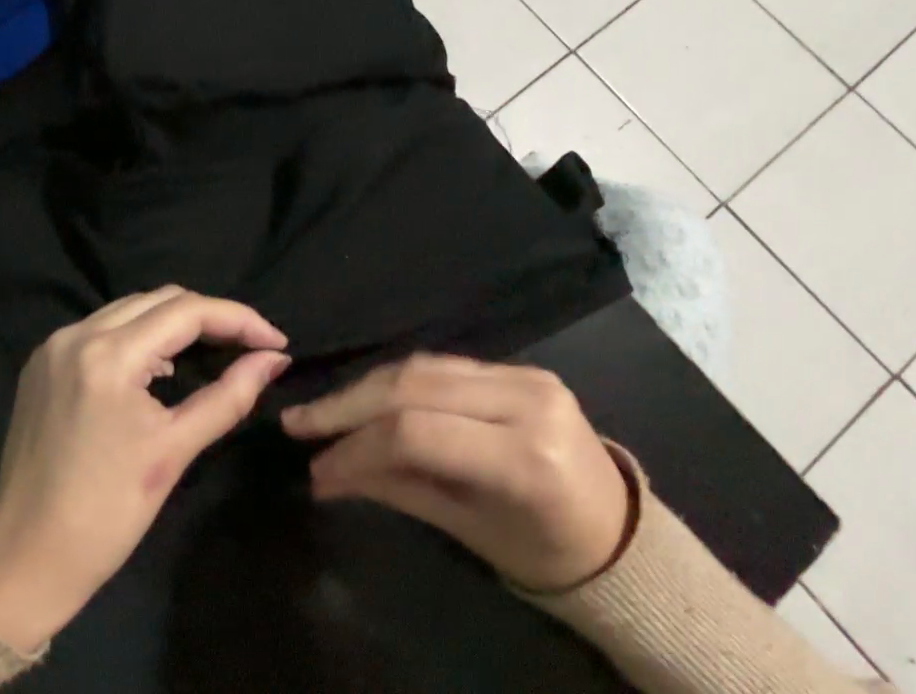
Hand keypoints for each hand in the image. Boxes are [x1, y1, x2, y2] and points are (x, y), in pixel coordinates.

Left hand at [0, 287, 290, 651]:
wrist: (26, 557)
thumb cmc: (107, 513)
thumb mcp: (175, 450)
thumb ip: (229, 395)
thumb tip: (274, 359)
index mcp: (108, 355)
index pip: (187, 311)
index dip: (239, 320)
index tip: (277, 342)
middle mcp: (76, 335)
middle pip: (158, 300)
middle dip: (210, 317)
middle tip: (250, 347)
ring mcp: (53, 347)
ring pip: (129, 309)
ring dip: (173, 324)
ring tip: (214, 353)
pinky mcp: (41, 364)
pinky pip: (102, 330)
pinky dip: (138, 337)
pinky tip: (159, 368)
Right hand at [281, 355, 631, 592]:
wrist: (617, 532)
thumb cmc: (544, 550)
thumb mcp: (467, 529)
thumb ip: (395, 489)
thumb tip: (322, 476)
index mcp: (525, 458)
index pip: (416, 433)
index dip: (355, 445)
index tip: (314, 466)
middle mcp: (527, 403)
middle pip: (414, 385)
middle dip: (347, 404)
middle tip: (299, 424)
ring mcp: (528, 376)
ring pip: (423, 366)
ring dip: (365, 388)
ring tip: (323, 412)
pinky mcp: (521, 368)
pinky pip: (443, 366)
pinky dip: (397, 382)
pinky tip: (366, 399)